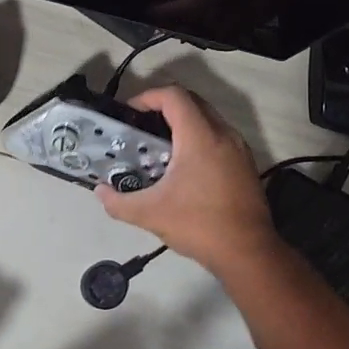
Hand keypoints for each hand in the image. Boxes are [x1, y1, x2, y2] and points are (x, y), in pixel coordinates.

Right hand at [94, 86, 278, 273]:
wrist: (247, 252)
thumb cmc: (198, 225)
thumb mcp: (150, 214)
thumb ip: (118, 202)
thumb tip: (100, 192)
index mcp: (200, 137)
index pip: (174, 97)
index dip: (148, 97)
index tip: (131, 112)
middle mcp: (223, 135)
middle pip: (192, 102)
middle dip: (163, 107)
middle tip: (140, 127)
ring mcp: (239, 149)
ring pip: (208, 119)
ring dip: (182, 124)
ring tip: (158, 147)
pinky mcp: (245, 165)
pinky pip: (218, 137)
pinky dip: (198, 140)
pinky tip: (182, 168)